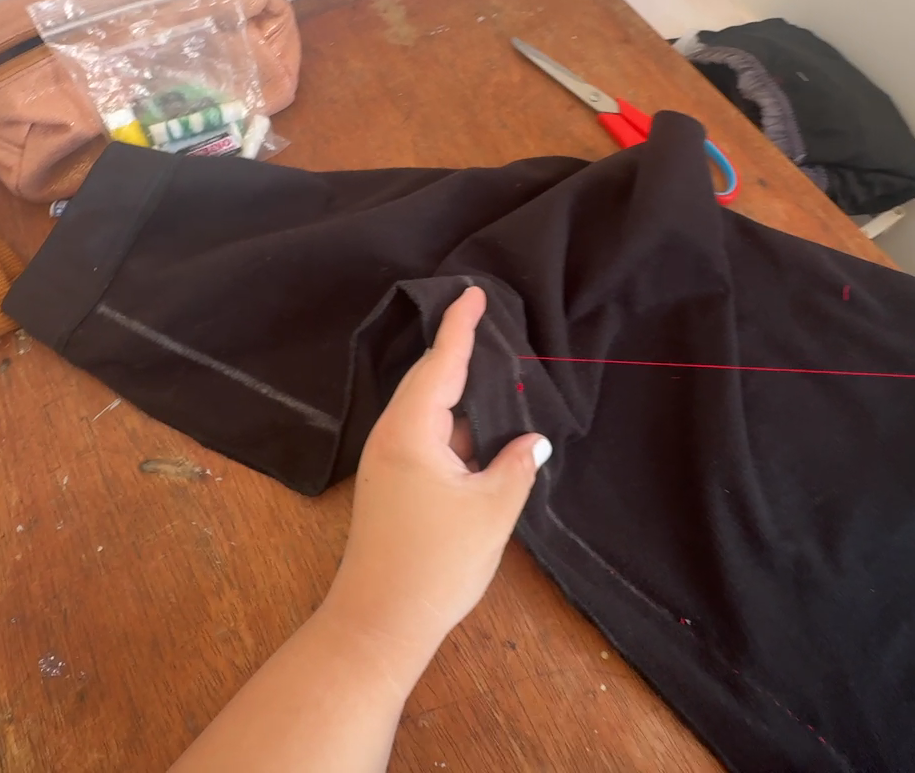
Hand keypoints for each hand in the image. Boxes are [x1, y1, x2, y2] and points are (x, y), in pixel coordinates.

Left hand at [320, 285, 550, 668]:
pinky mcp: (392, 481)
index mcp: (412, 430)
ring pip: (429, 408)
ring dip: (459, 390)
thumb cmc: (435, 563)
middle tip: (492, 323)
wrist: (379, 623)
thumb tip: (535, 441)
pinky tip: (481, 427)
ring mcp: (389, 459)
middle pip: (430, 379)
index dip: (461, 326)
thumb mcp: (490, 511)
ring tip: (497, 371)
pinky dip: (455, 422)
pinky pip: (427, 433)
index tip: (474, 292)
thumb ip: (516, 466)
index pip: (442, 363)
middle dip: (460, 349)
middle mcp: (393, 435)